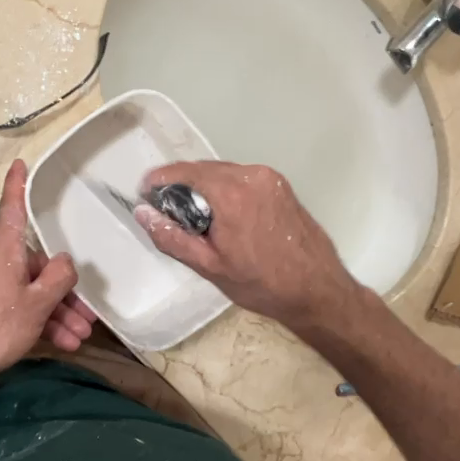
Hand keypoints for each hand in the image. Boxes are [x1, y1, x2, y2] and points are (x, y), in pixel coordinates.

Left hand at [0, 159, 94, 376]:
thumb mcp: (36, 305)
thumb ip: (58, 278)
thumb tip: (65, 261)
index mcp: (4, 250)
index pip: (13, 209)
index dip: (18, 186)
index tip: (20, 163)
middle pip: (36, 266)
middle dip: (64, 292)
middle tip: (87, 318)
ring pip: (30, 290)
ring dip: (57, 313)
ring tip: (77, 338)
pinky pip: (18, 304)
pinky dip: (38, 320)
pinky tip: (60, 343)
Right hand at [135, 161, 362, 332]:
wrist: (317, 291)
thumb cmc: (262, 284)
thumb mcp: (210, 266)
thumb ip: (172, 237)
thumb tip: (142, 213)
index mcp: (232, 193)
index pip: (184, 171)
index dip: (159, 180)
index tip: (144, 194)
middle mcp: (252, 175)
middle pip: (203, 169)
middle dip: (180, 185)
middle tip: (165, 212)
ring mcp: (270, 179)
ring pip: (223, 173)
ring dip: (203, 188)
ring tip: (193, 218)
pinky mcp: (281, 186)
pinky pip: (242, 179)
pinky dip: (225, 191)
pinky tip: (221, 218)